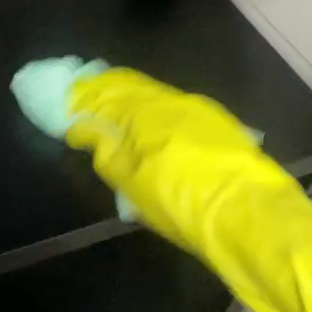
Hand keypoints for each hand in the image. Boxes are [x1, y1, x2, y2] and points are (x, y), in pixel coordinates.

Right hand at [13, 60, 311, 311]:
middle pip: (132, 89)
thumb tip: (83, 126)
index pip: (106, 90)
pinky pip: (175, 114)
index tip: (58, 92)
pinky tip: (149, 130)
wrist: (253, 222)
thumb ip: (106, 150)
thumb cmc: (183, 204)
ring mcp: (203, 115)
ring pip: (155, 100)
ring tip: (109, 114)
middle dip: (104, 92)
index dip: (81, 92)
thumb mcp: (133, 183)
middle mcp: (176, 103)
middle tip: (80, 98)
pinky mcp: (222, 132)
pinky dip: (153, 117)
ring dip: (130, 104)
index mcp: (148, 111)